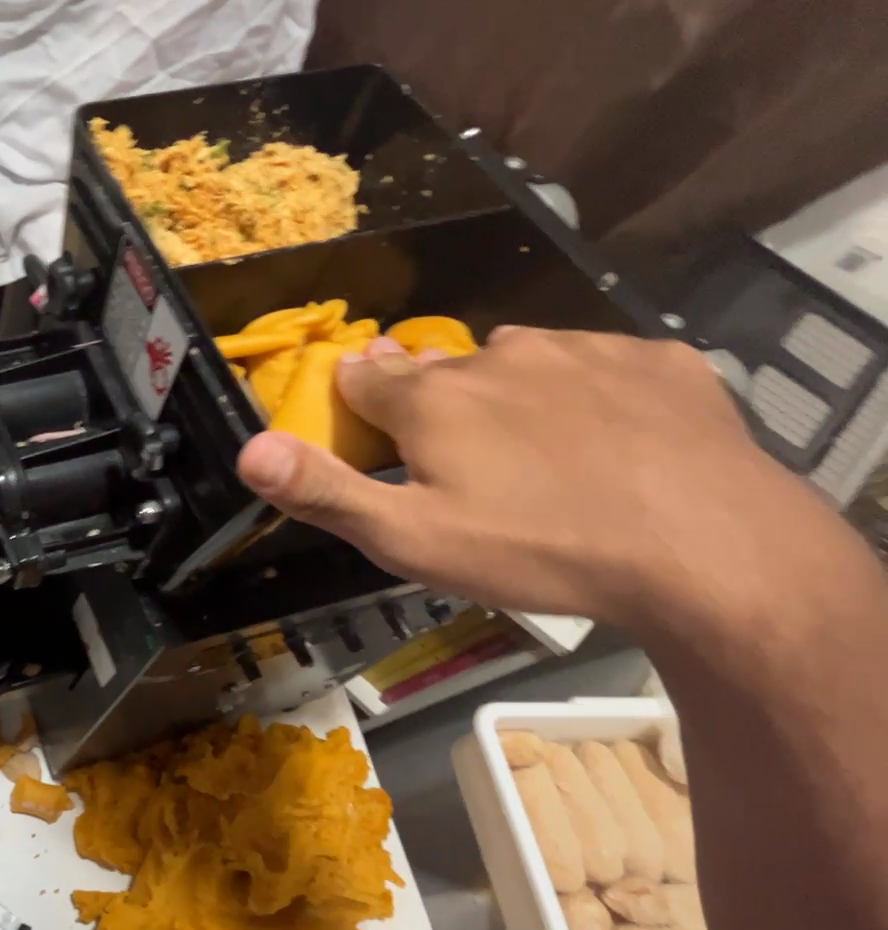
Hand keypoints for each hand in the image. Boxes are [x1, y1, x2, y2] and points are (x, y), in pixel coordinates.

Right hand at [233, 327, 846, 634]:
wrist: (708, 551)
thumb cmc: (533, 548)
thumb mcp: (407, 540)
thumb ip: (323, 491)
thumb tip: (247, 450)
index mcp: (431, 399)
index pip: (365, 378)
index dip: (356, 400)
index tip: (365, 426)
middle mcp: (496, 356)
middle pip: (438, 368)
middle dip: (428, 398)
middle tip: (447, 452)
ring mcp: (583, 351)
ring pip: (516, 358)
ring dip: (502, 389)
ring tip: (525, 447)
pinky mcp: (656, 360)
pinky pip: (596, 363)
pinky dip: (582, 390)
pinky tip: (603, 437)